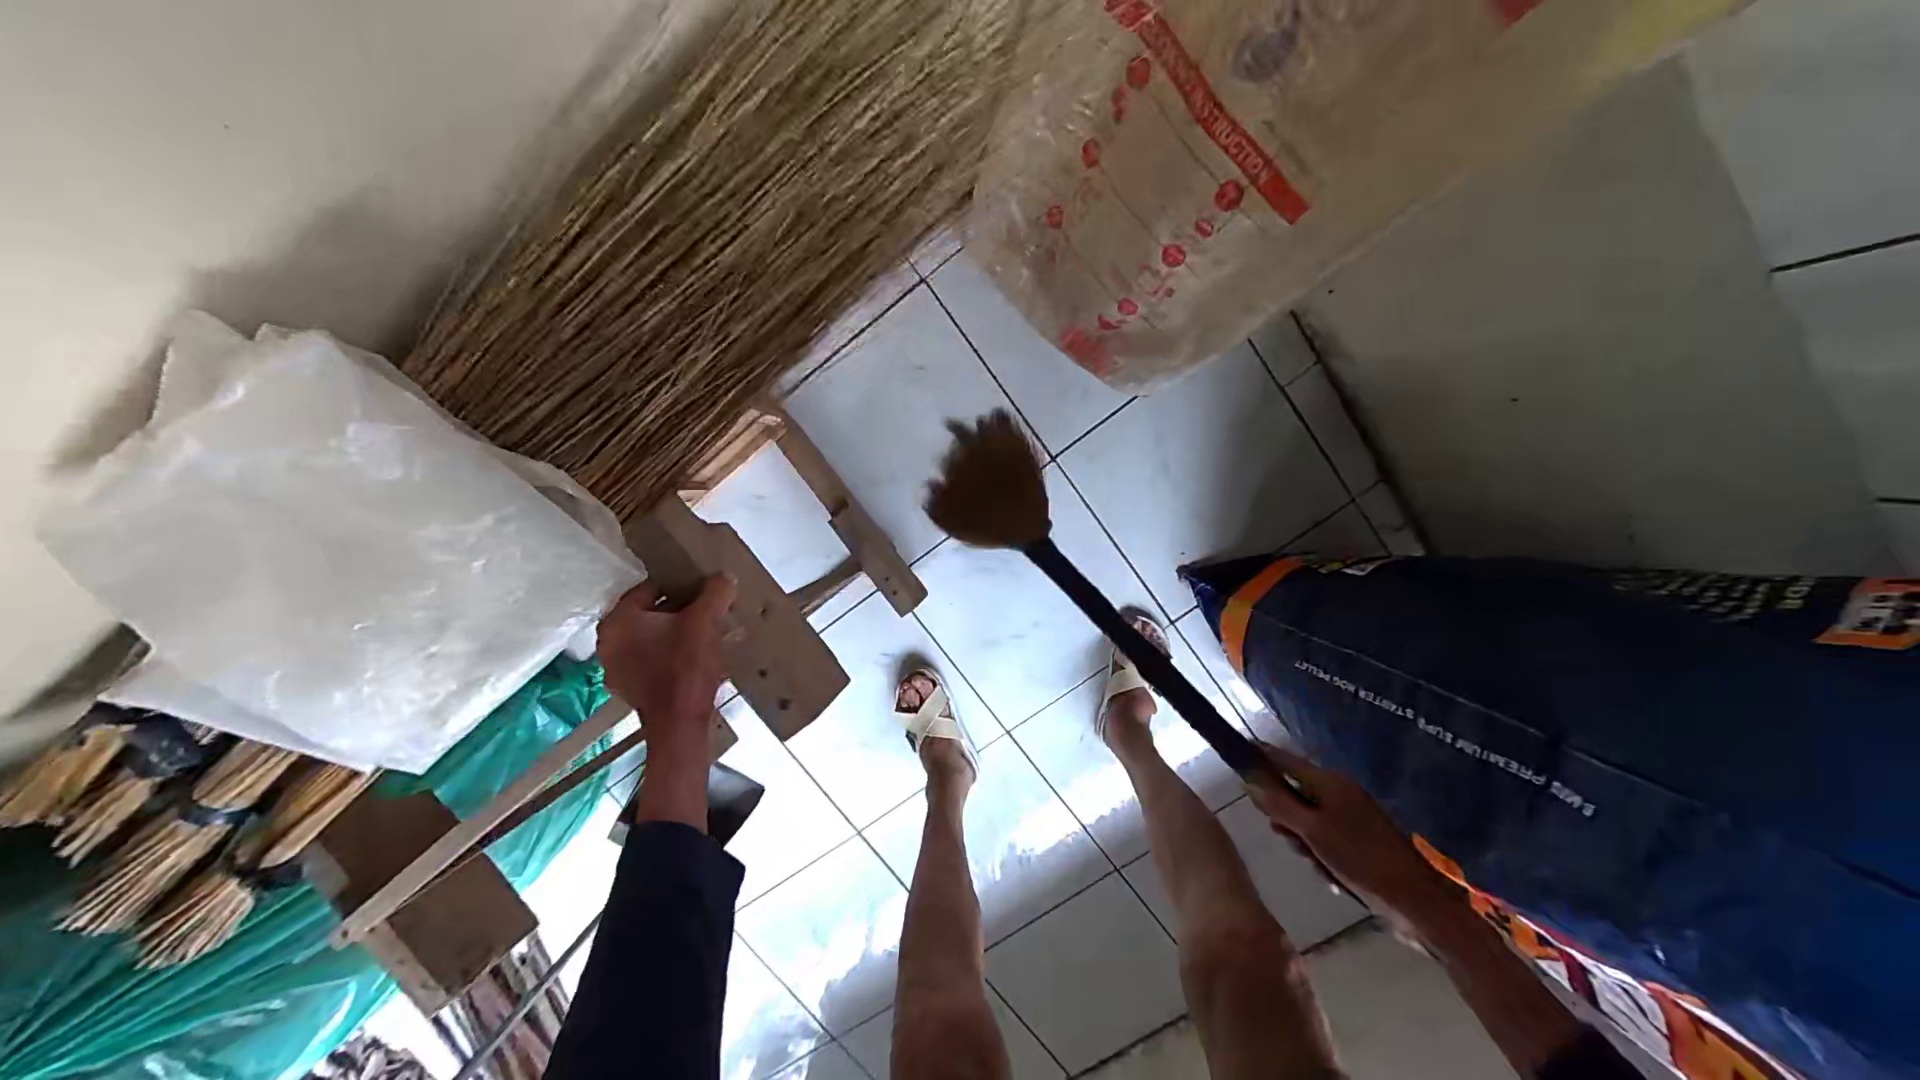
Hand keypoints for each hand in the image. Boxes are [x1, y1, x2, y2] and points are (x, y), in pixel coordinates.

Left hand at [597, 575, 735, 751]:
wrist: (680, 723)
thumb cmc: (686, 666)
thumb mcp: (706, 621)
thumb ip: (715, 592)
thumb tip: (724, 578)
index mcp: (618, 621)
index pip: (651, 588)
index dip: (680, 585)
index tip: (704, 591)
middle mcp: (607, 642)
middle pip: (649, 613)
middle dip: (678, 610)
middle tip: (707, 611)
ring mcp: (615, 668)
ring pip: (650, 637)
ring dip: (674, 633)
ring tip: (704, 634)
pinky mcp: (629, 688)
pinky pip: (650, 659)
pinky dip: (668, 654)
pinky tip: (693, 658)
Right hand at [1245, 742, 1441, 914]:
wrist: (1417, 902)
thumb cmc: (1361, 860)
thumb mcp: (1312, 831)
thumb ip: (1278, 804)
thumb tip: (1247, 778)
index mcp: (1329, 782)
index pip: (1282, 759)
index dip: (1258, 758)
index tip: (1234, 764)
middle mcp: (1339, 792)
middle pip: (1292, 791)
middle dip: (1283, 815)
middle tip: (1285, 836)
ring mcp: (1351, 816)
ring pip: (1306, 818)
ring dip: (1302, 839)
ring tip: (1314, 861)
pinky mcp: (1359, 839)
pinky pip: (1323, 836)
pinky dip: (1319, 852)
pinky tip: (1330, 873)